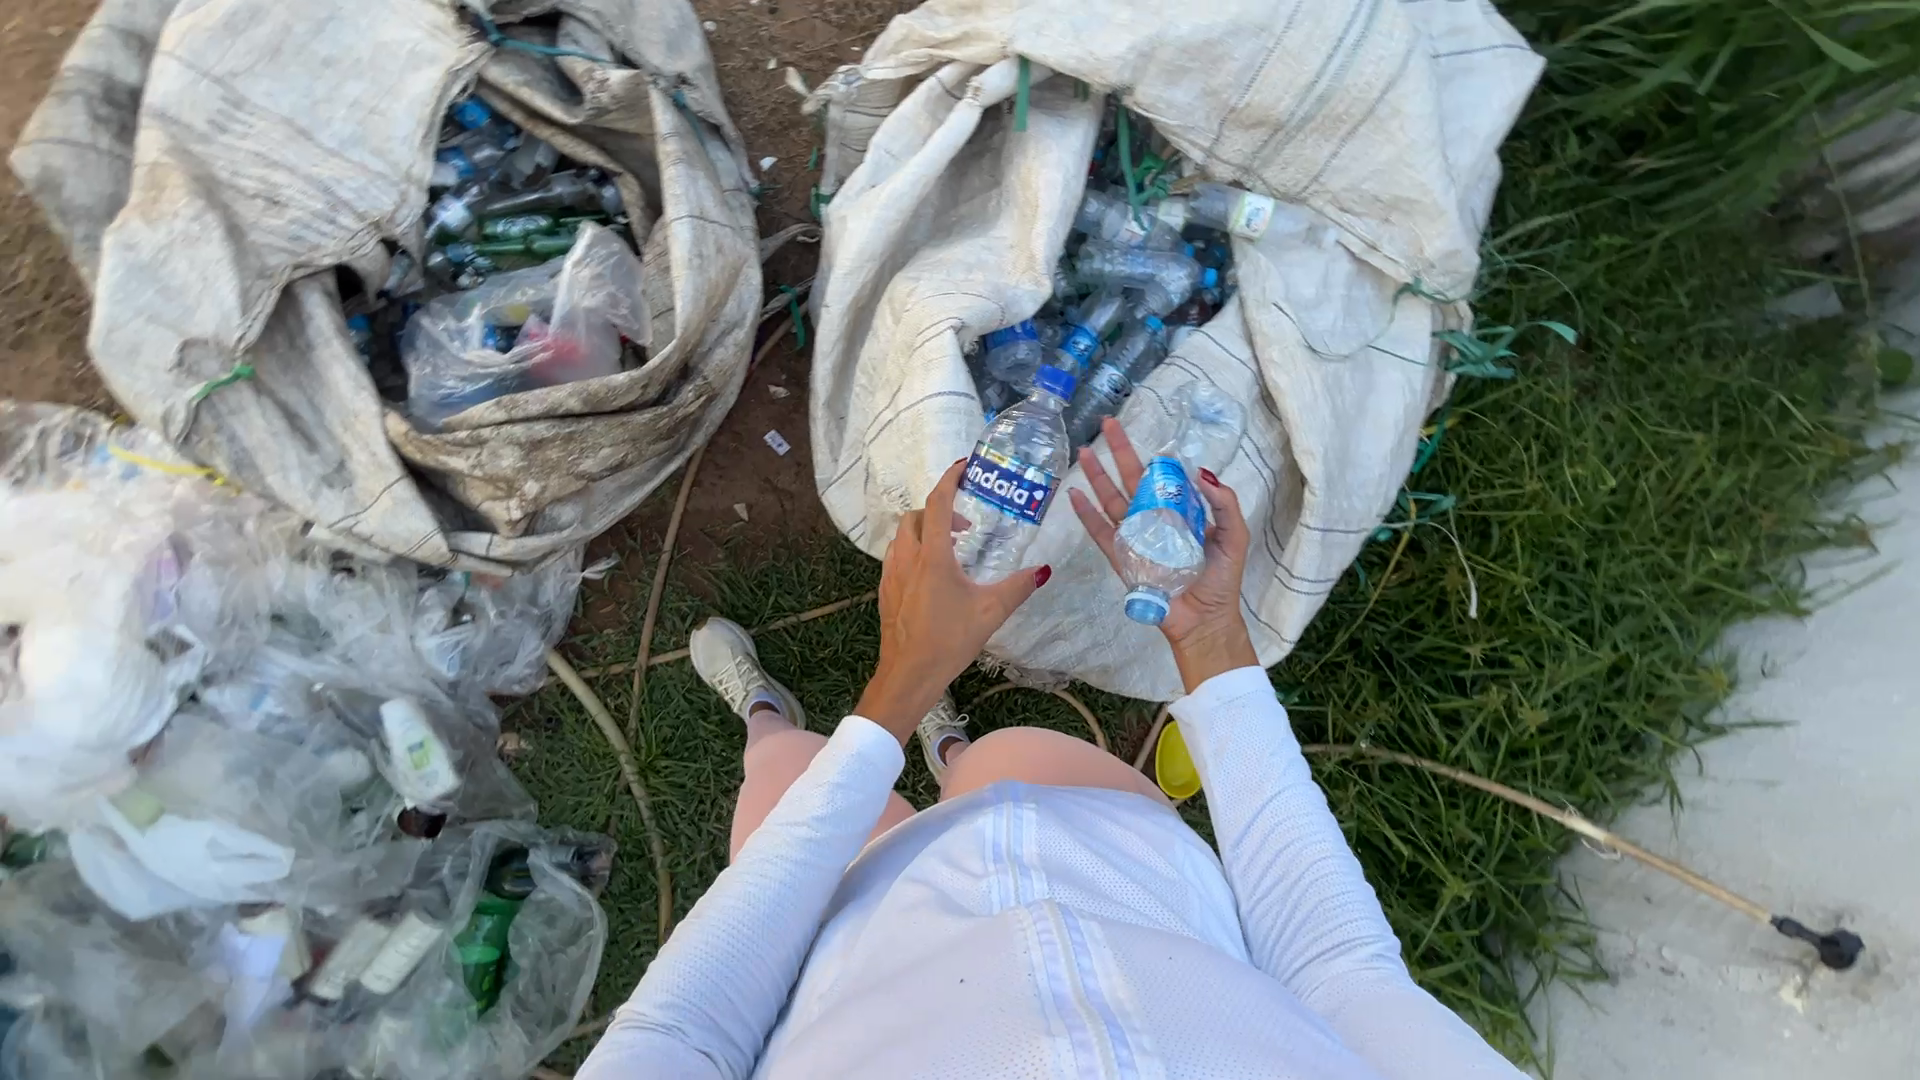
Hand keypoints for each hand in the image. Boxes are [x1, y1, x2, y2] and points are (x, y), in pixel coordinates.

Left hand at [856, 459, 1049, 740]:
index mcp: (932, 556)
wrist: (907, 675)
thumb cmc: (948, 641)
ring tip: (951, 549)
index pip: (937, 503)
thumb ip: (1018, 587)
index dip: (950, 480)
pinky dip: (914, 551)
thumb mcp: (990, 612)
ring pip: (903, 536)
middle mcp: (907, 558)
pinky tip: (931, 576)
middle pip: (916, 516)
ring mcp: (891, 574)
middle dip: (939, 510)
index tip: (964, 467)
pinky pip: (897, 557)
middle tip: (966, 526)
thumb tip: (1043, 570)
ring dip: (925, 530)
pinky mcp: (885, 591)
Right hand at [1069, 417, 1258, 692]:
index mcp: (1180, 513)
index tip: (1146, 435)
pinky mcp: (1122, 559)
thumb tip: (1201, 472)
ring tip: (1085, 452)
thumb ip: (1224, 504)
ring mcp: (1135, 538)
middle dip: (1119, 452)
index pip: (1163, 479)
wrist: (1205, 619)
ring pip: (1112, 501)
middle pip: (1132, 481)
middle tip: (1107, 424)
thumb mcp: (1234, 535)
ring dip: (1097, 477)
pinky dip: (1087, 515)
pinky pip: (1102, 533)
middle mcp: (1154, 520)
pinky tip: (1075, 494)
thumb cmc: (1221, 579)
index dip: (1152, 456)